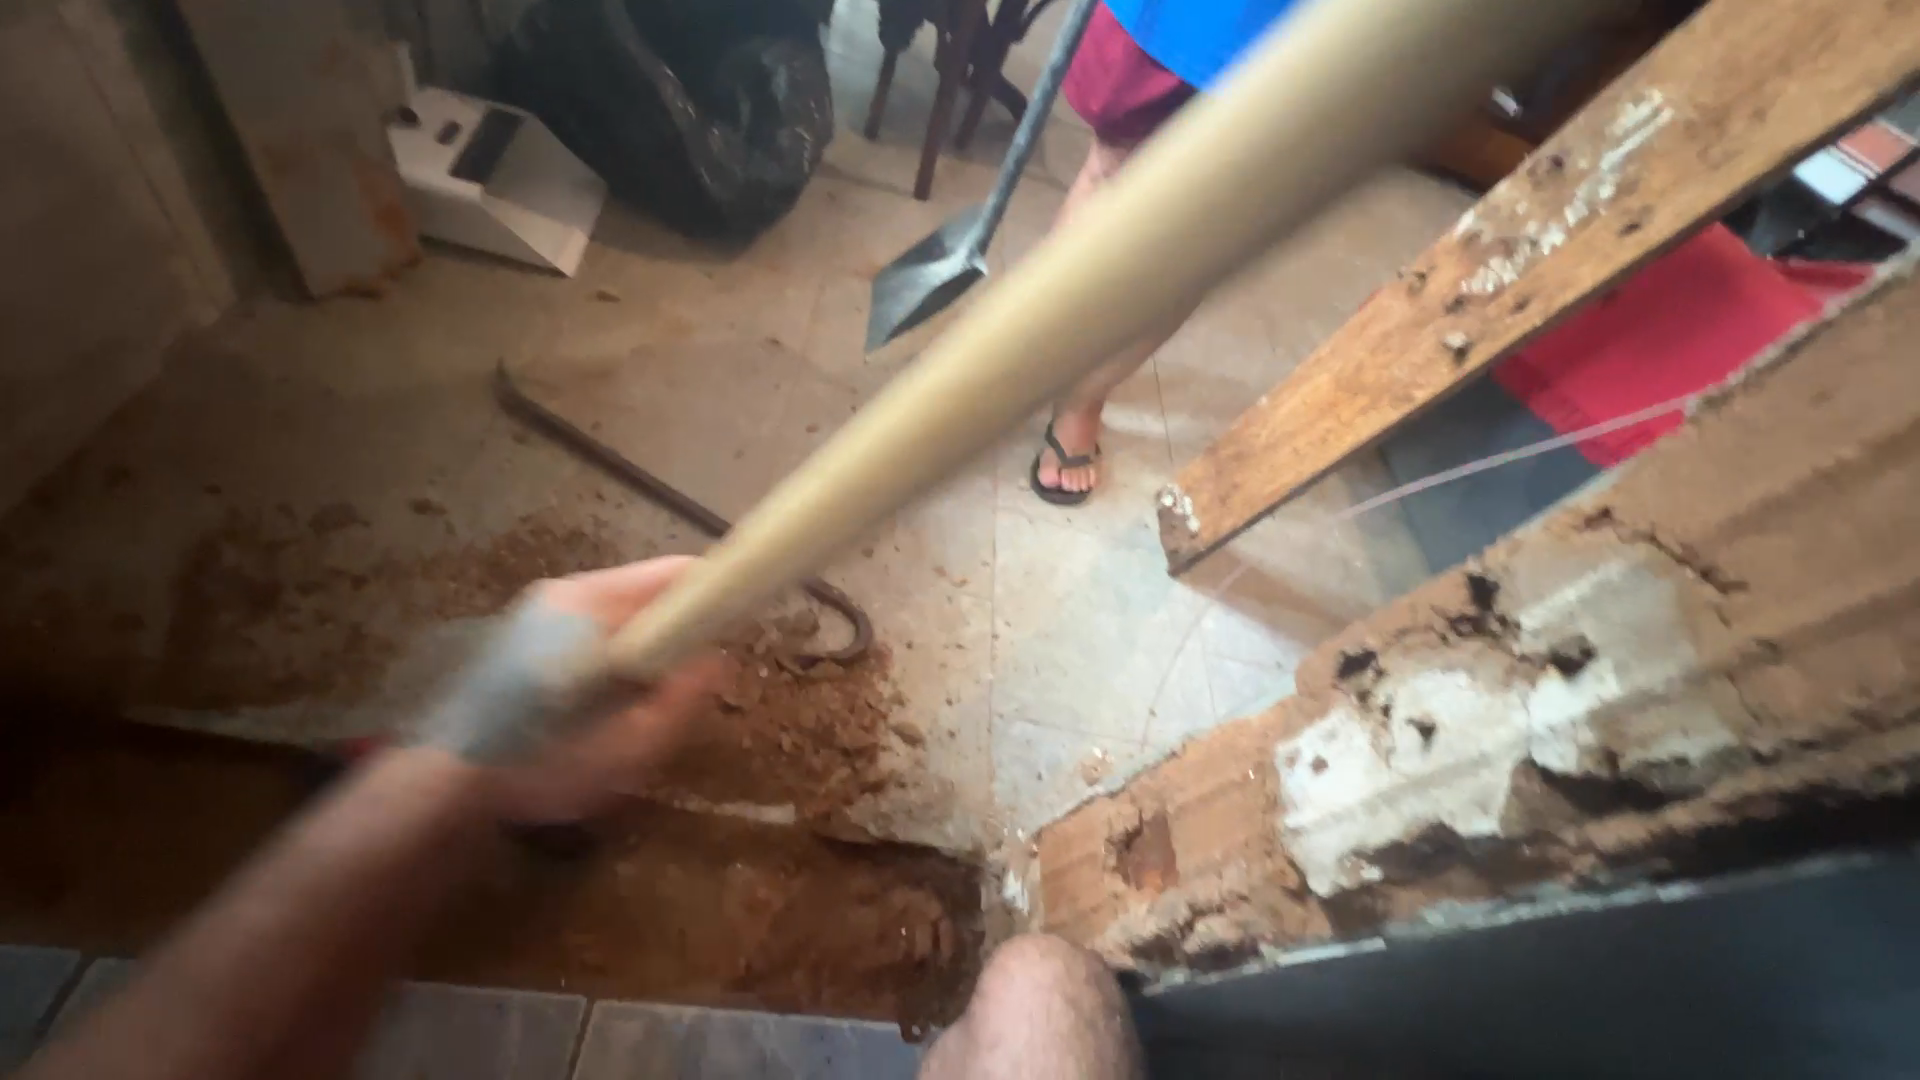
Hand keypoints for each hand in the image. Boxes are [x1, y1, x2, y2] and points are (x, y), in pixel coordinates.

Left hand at [418, 555, 722, 822]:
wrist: (439, 788)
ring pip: (625, 616)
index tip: (740, 625)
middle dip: (681, 633)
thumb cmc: (543, 761)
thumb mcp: (634, 742)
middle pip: (653, 594)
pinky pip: (596, 632)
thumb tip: (718, 657)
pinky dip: (617, 657)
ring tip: (640, 705)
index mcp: (594, 605)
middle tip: (687, 686)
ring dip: (648, 649)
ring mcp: (540, 612)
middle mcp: (567, 594)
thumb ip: (686, 694)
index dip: (719, 593)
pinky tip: (602, 707)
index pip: (679, 573)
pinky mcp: (525, 635)